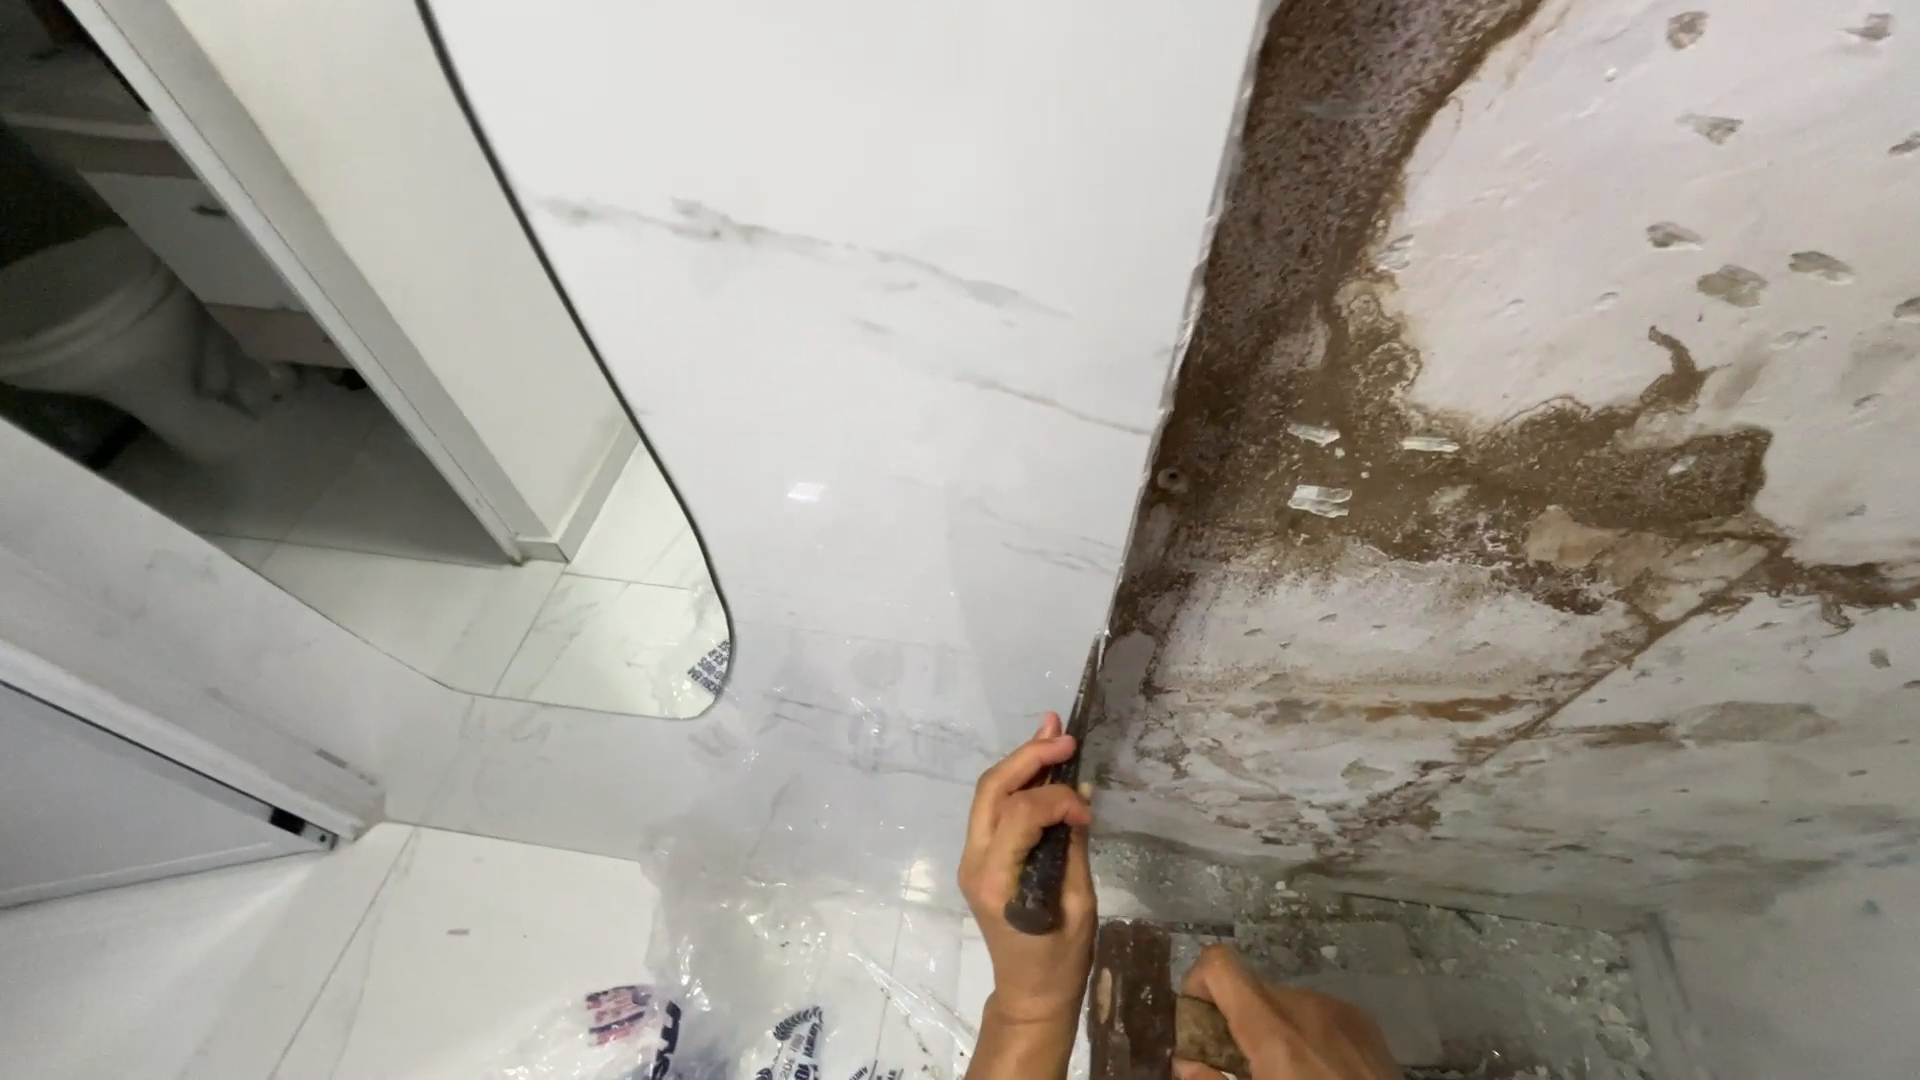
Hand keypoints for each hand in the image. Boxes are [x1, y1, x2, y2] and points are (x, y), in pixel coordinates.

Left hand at [958, 712, 1095, 1025]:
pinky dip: (1018, 781)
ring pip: (988, 792)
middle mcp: (974, 860)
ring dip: (1021, 761)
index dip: (1056, 799)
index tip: (1087, 810)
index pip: (1020, 814)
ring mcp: (970, 856)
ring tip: (1052, 733)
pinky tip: (1041, 763)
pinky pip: (993, 807)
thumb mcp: (1078, 904)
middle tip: (1063, 735)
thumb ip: (1073, 845)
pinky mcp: (978, 854)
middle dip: (1028, 756)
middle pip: (992, 789)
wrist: (1029, 994)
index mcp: (998, 879)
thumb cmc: (1060, 960)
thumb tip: (1080, 793)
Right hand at [1176, 946, 1399, 1079]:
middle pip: (1248, 988)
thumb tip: (1188, 1061)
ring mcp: (1342, 1014)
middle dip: (1232, 1023)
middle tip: (1235, 1069)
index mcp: (1275, 1030)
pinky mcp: (1367, 1028)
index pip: (1219, 963)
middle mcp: (1307, 1007)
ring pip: (1282, 1004)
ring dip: (1269, 1033)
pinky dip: (1302, 1040)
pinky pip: (1316, 1017)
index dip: (1196, 985)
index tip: (1196, 1028)